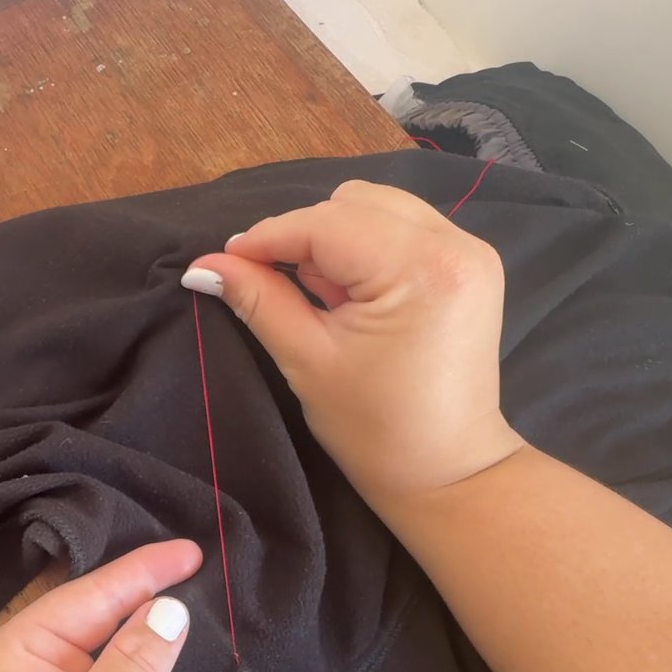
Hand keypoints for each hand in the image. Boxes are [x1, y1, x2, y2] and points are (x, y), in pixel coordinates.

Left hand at [0, 540, 201, 671]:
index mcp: (22, 655)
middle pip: (112, 629)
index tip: (195, 548)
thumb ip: (135, 667)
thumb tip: (172, 607)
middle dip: (160, 610)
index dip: (144, 572)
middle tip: (221, 579)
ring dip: (173, 659)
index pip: (90, 596)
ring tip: (232, 625)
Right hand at [182, 180, 524, 505]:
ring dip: (331, 238)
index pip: (328, 224)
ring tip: (314, 294)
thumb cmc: (372, 426)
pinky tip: (346, 292)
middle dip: (301, 234)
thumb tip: (202, 267)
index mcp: (420, 270)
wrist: (444, 469)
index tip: (224, 260)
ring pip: (377, 209)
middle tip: (270, 281)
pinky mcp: (466, 265)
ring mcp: (468, 251)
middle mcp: (455, 245)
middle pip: (355, 202)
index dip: (268, 237)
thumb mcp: (306, 360)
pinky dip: (360, 249)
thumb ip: (257, 301)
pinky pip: (400, 230)